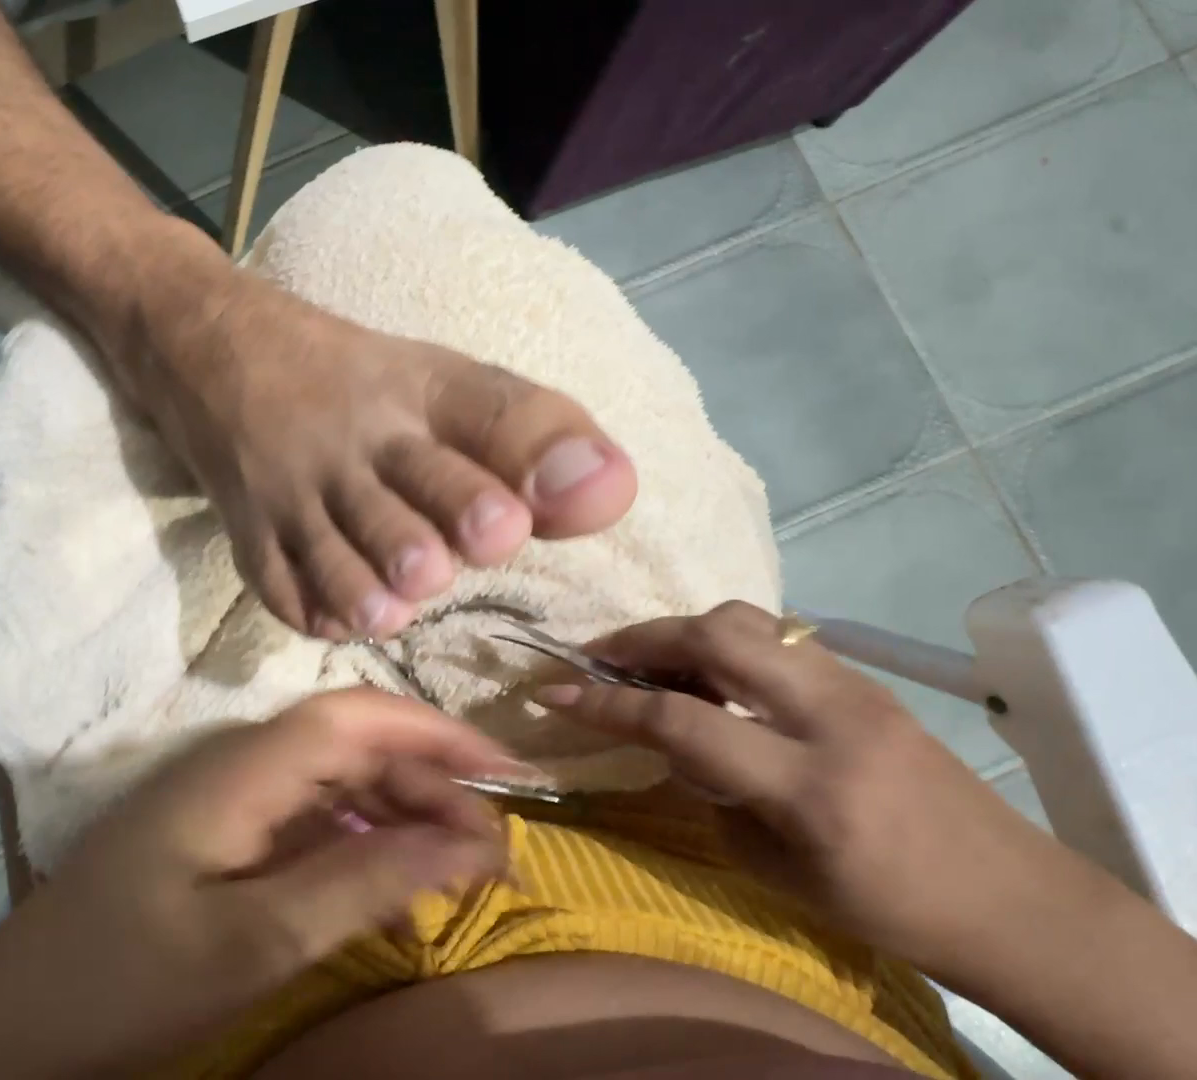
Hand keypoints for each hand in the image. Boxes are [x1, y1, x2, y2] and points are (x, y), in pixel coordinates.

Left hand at [0, 689, 521, 1077]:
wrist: (15, 1020)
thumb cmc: (127, 978)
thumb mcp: (256, 941)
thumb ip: (362, 882)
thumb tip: (466, 843)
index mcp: (238, 770)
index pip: (353, 717)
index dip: (435, 732)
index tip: (510, 772)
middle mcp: (232, 767)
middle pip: (347, 748)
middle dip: (427, 785)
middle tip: (493, 851)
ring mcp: (219, 802)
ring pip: (329, 784)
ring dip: (396, 816)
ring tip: (456, 869)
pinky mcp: (212, 838)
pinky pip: (302, 823)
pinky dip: (356, 845)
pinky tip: (389, 888)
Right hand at [137, 268, 637, 640]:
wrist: (211, 348)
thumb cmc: (343, 376)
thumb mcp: (434, 381)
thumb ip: (522, 435)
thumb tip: (611, 493)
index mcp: (417, 392)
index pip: (490, 417)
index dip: (539, 455)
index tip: (577, 498)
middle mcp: (354, 442)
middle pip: (409, 498)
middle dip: (446, 529)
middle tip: (467, 549)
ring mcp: (290, 490)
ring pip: (337, 556)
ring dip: (368, 588)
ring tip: (394, 608)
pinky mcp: (245, 529)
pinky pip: (276, 584)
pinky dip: (309, 610)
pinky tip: (338, 620)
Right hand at [541, 601, 1082, 980]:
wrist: (1016, 902)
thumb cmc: (885, 907)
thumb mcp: (773, 865)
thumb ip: (711, 788)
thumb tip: (667, 736)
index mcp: (809, 786)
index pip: (681, 720)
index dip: (604, 703)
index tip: (551, 694)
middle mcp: (834, 719)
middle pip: (716, 636)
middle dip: (642, 638)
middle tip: (598, 658)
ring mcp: (858, 689)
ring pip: (748, 620)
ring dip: (683, 631)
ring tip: (649, 661)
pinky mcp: (867, 681)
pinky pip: (777, 637)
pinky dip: (724, 642)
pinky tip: (710, 676)